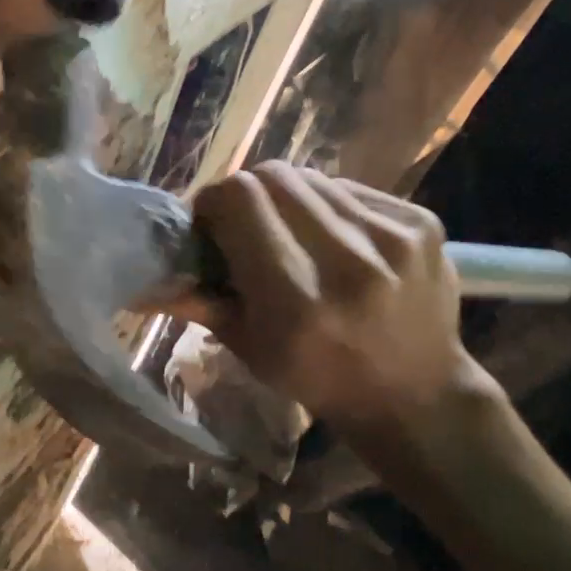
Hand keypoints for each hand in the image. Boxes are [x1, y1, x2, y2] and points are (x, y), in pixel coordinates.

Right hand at [180, 161, 504, 434]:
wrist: (418, 395)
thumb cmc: (320, 378)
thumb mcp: (251, 350)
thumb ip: (200, 302)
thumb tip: (147, 277)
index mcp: (296, 300)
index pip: (238, 199)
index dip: (214, 204)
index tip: (212, 227)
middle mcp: (347, 261)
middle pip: (272, 176)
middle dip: (248, 195)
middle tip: (249, 226)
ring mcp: (392, 238)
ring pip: (312, 178)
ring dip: (290, 199)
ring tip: (295, 236)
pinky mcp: (423, 223)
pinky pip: (353, 188)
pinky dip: (332, 206)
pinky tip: (338, 241)